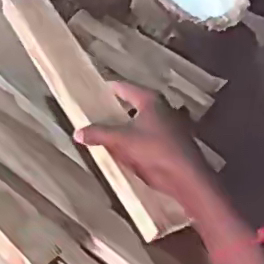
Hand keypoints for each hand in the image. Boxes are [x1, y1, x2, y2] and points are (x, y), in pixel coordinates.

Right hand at [74, 81, 217, 211]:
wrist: (186, 176)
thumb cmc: (154, 151)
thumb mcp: (121, 141)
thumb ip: (99, 135)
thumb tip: (77, 132)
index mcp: (150, 101)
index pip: (126, 88)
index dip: (112, 87)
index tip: (100, 87)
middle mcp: (165, 108)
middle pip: (139, 102)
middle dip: (124, 105)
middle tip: (106, 108)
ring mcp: (174, 125)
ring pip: (149, 118)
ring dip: (135, 122)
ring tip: (119, 128)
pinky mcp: (178, 142)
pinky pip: (156, 134)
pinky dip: (144, 137)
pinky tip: (136, 147)